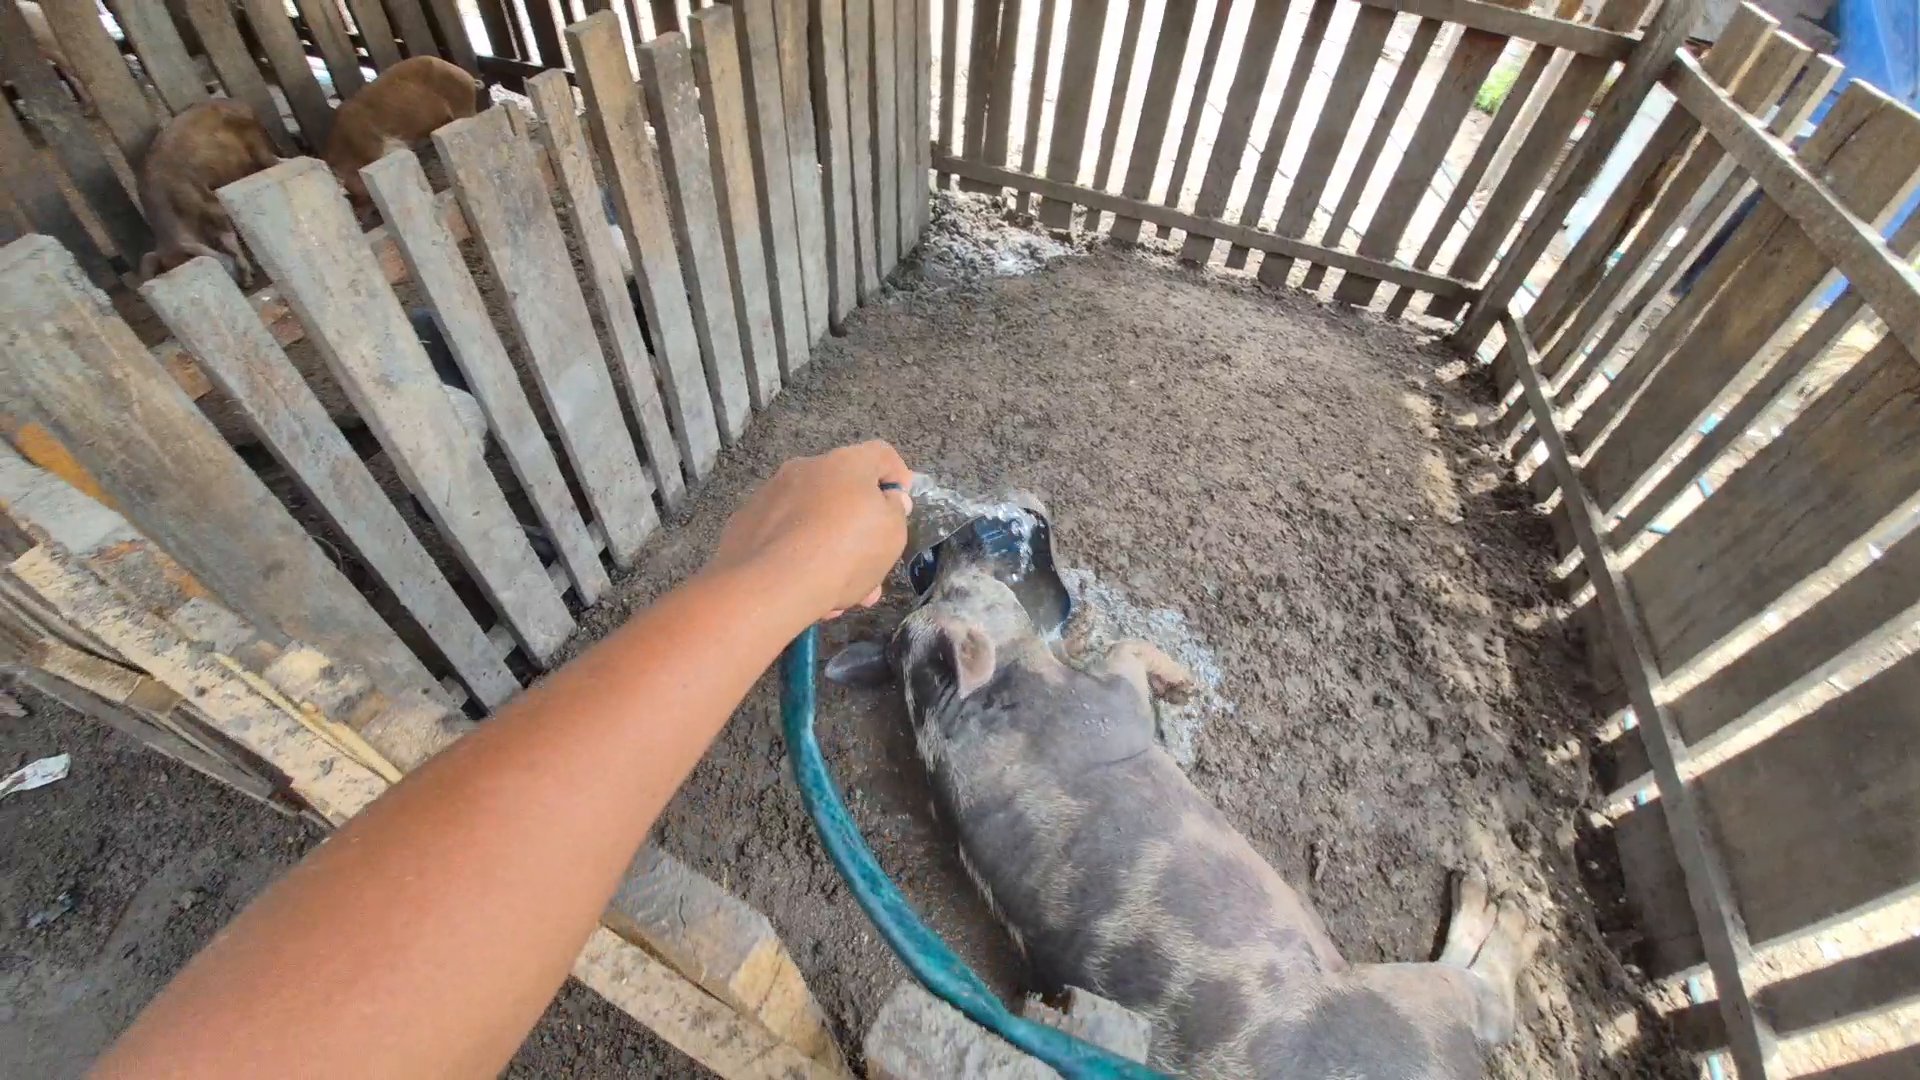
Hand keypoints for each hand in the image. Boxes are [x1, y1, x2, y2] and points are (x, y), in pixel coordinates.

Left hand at [706, 441, 913, 621]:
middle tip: (872, 566)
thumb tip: (888, 500)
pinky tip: (808, 593)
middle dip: (860, 531)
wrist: (770, 585)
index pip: (881, 454)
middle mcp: (805, 469)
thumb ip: (895, 512)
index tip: (901, 504)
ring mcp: (770, 495)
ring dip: (831, 551)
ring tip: (841, 594)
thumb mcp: (893, 534)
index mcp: (846, 463)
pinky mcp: (745, 524)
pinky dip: (799, 558)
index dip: (897, 476)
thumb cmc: (845, 551)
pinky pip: (784, 538)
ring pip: (813, 521)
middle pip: (843, 493)